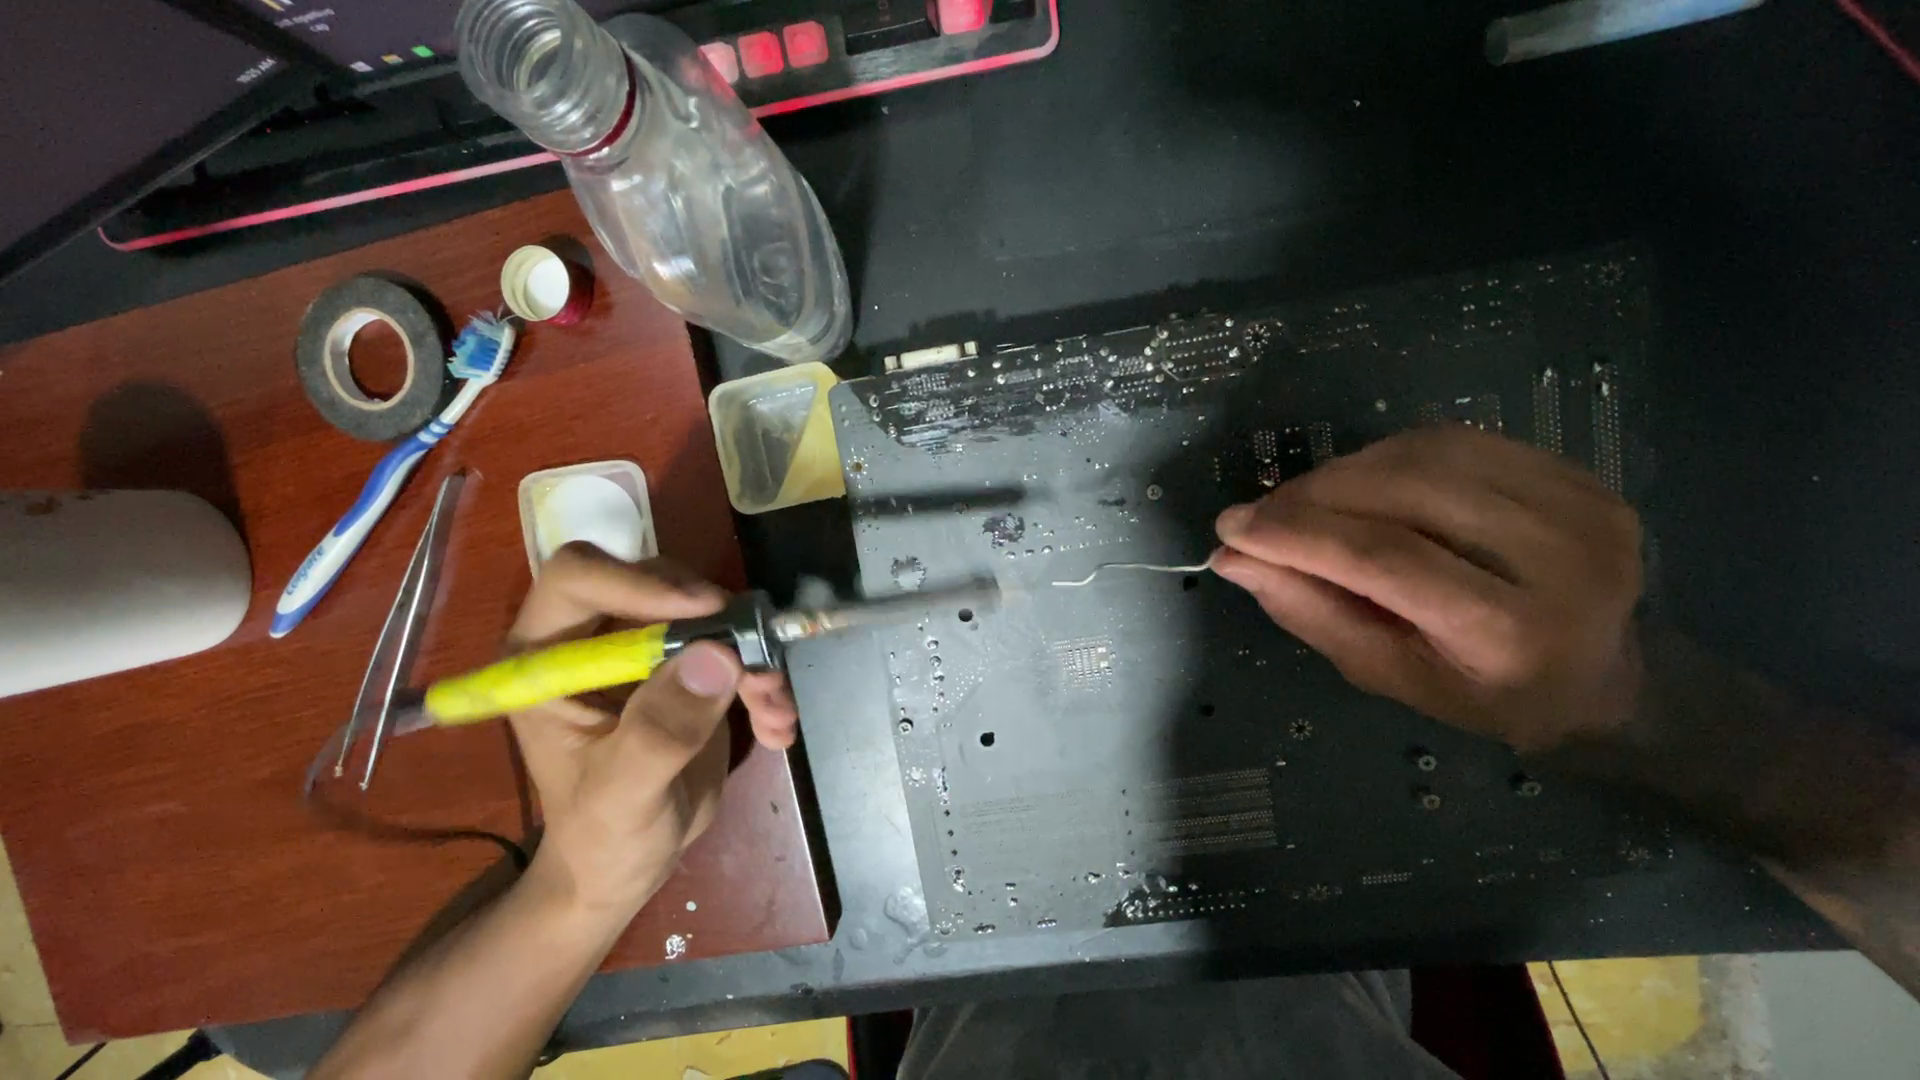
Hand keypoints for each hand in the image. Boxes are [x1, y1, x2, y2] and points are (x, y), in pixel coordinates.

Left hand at [505, 543, 798, 914]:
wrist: (628, 865)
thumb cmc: (601, 838)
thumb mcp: (623, 795)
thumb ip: (660, 731)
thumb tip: (717, 656)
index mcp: (546, 658)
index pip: (579, 579)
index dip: (638, 582)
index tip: (705, 610)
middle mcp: (594, 640)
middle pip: (657, 586)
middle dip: (715, 624)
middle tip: (757, 668)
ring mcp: (645, 652)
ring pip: (706, 613)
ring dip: (752, 655)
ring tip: (775, 709)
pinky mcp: (688, 668)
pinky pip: (734, 647)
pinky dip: (762, 680)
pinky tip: (777, 727)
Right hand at [1212, 427, 1643, 753]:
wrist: (1604, 674)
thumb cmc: (1483, 693)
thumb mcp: (1386, 675)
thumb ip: (1310, 612)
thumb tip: (1233, 556)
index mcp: (1512, 631)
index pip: (1385, 559)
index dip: (1298, 534)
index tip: (1230, 527)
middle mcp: (1561, 557)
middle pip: (1405, 492)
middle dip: (1312, 496)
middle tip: (1259, 513)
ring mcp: (1578, 504)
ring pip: (1425, 456)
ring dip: (1343, 471)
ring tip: (1301, 501)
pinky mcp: (1576, 473)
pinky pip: (1454, 441)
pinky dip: (1387, 456)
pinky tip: (1359, 483)